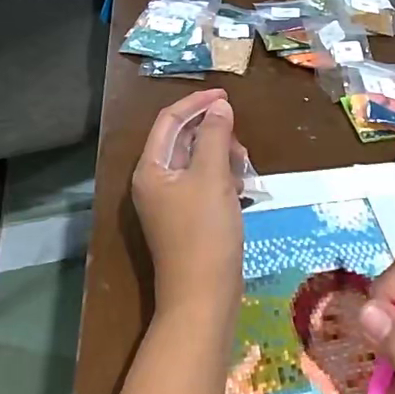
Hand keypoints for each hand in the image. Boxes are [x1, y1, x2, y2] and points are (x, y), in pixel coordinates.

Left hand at [132, 89, 246, 323]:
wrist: (203, 298)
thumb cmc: (204, 232)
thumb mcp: (211, 177)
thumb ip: (214, 135)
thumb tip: (219, 105)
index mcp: (151, 168)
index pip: (169, 121)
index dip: (196, 103)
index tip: (226, 95)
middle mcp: (155, 181)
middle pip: (182, 140)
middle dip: (213, 134)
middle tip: (240, 144)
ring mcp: (170, 202)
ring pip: (196, 162)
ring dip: (220, 156)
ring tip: (243, 167)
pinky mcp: (186, 219)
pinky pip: (203, 184)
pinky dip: (221, 178)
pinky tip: (241, 189)